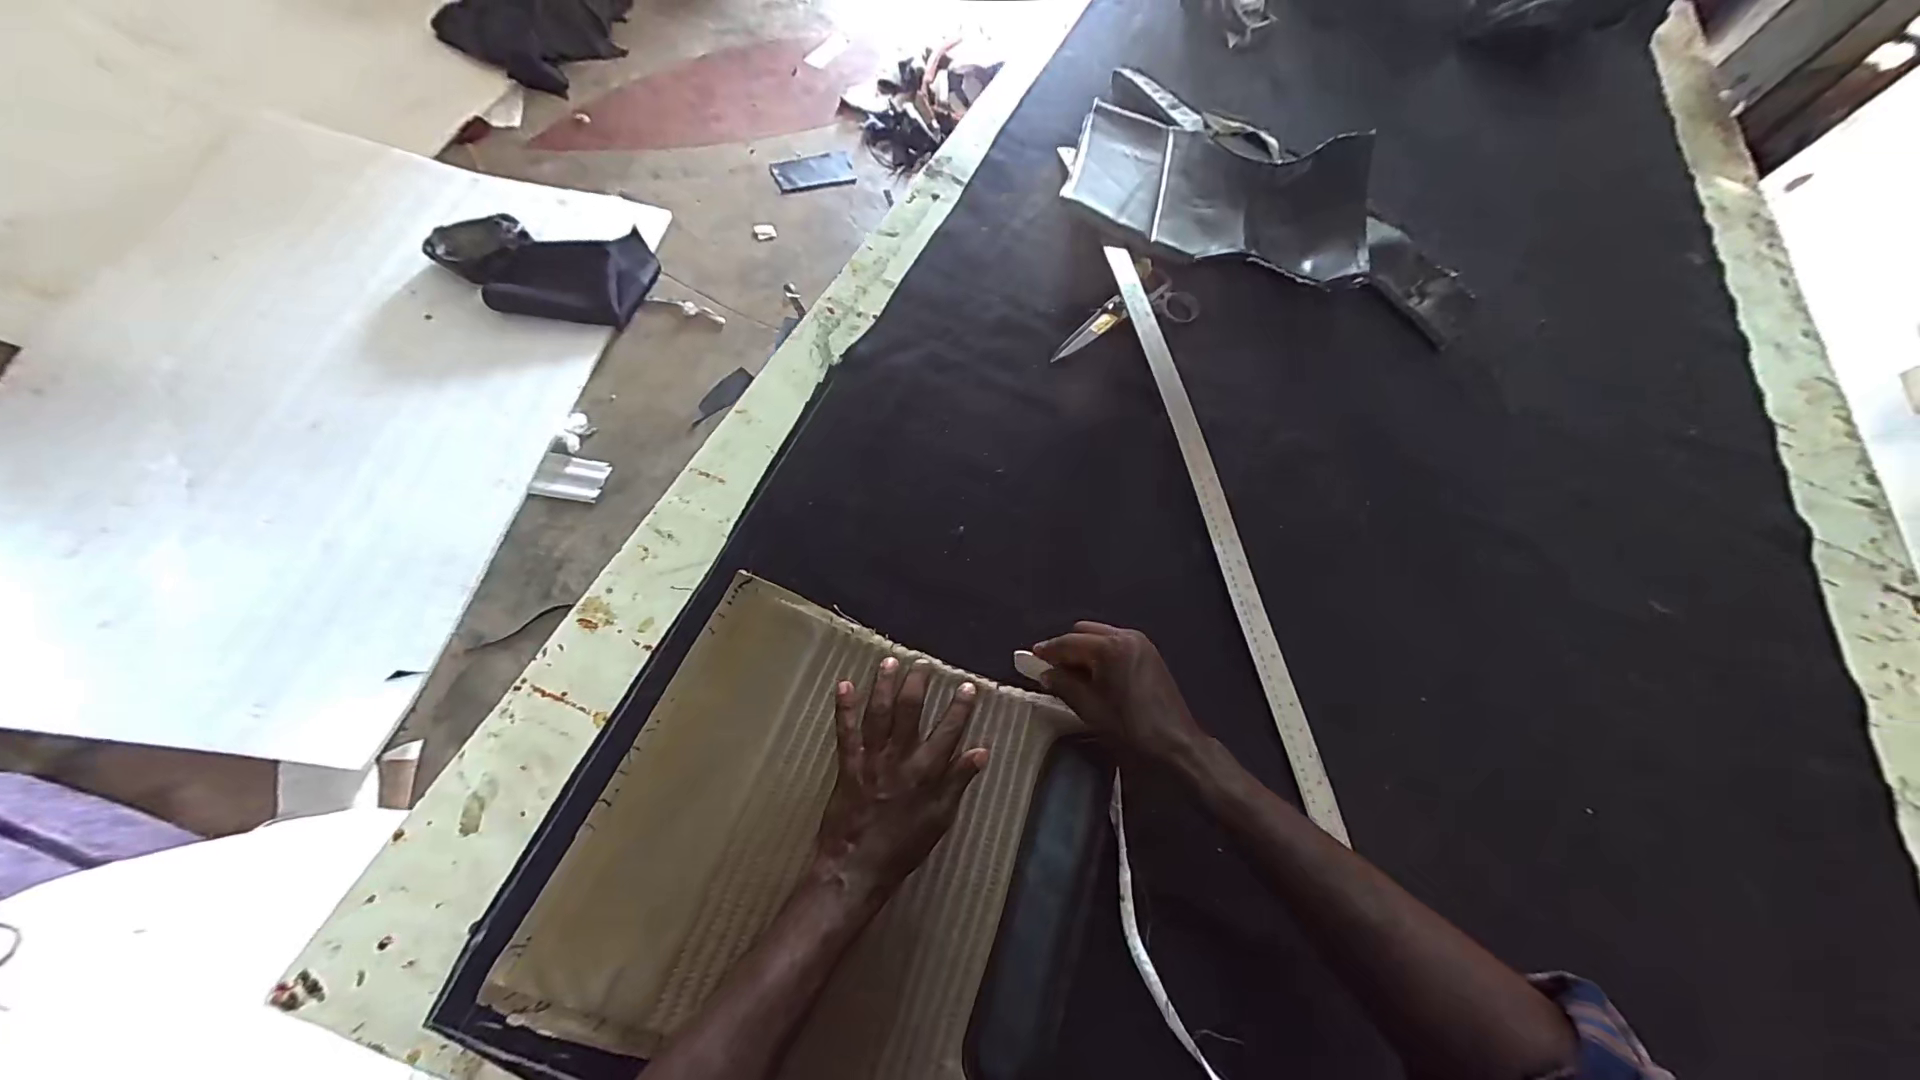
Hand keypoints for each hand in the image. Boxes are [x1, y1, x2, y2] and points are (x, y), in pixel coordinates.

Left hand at [813, 656, 989, 901]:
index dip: (960, 707)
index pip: (948, 732)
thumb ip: (959, 781)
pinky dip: (845, 708)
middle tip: (922, 663)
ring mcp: (871, 760)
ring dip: (884, 686)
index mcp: (926, 773)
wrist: (857, 868)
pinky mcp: (847, 765)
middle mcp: (900, 759)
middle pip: (910, 712)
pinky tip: (845, 685)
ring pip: (879, 714)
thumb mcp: (941, 818)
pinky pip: (846, 732)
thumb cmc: (904, 847)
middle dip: (917, 684)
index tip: (968, 686)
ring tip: (888, 662)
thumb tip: (982, 751)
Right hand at [1030, 622, 1208, 764]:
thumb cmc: (1131, 728)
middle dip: (1065, 647)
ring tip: (1071, 674)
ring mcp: (1140, 643)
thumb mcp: (1089, 708)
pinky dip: (1100, 653)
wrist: (1175, 745)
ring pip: (1100, 635)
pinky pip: (1115, 644)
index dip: (1046, 651)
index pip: (1068, 642)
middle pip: (1083, 632)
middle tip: (1050, 669)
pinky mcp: (1149, 654)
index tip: (1030, 658)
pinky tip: (1094, 674)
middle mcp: (1126, 637)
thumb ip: (1063, 684)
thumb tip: (1046, 673)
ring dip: (1083, 650)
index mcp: (1110, 647)